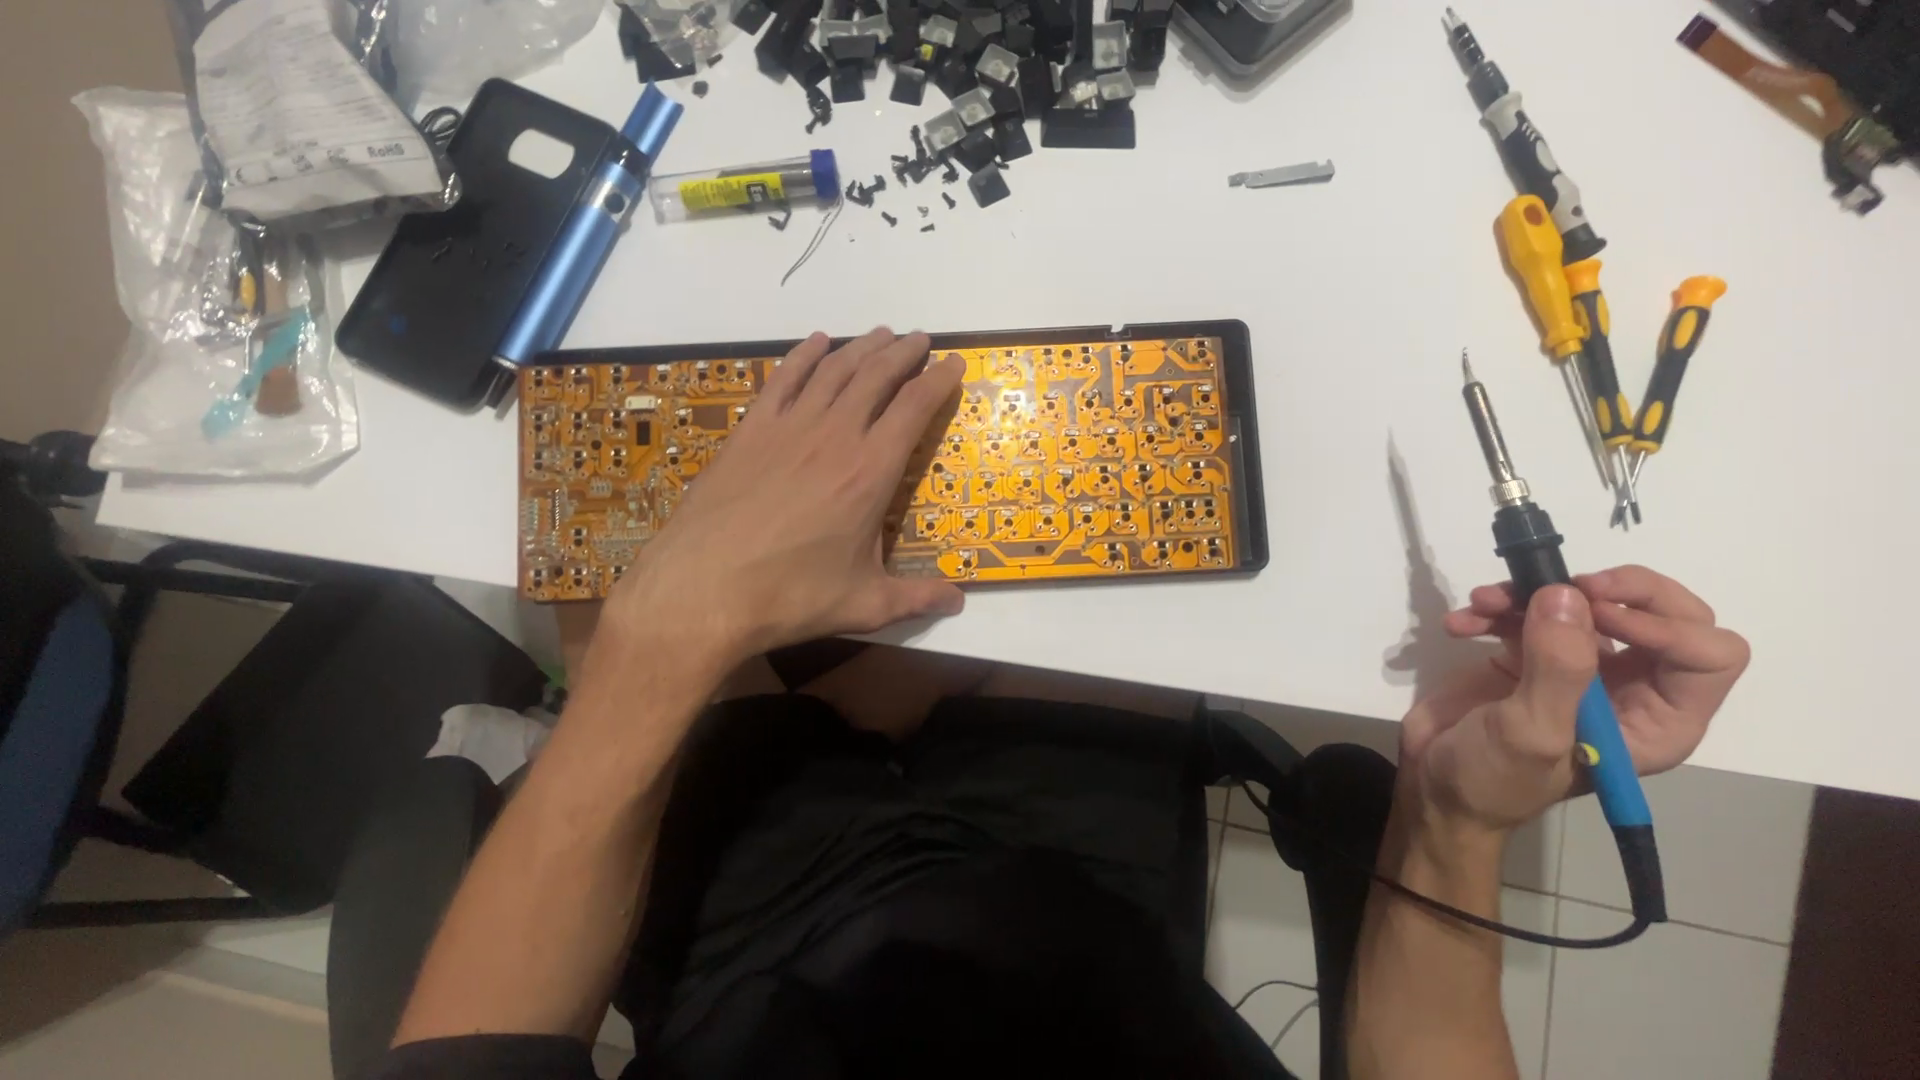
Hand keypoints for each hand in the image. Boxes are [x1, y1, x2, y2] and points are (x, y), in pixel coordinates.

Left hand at [601, 329, 965, 669]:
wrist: (703, 588)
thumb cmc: (790, 597)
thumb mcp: (864, 605)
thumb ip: (916, 599)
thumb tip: (958, 603)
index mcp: (870, 473)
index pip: (914, 408)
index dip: (939, 380)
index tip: (955, 363)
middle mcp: (834, 437)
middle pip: (876, 376)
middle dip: (904, 353)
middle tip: (921, 340)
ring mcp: (789, 428)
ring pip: (833, 370)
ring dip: (862, 347)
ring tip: (882, 335)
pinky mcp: (751, 432)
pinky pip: (784, 379)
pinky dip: (804, 355)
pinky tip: (816, 343)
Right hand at [1398, 566, 1749, 834]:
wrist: (1434, 789)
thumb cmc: (1494, 779)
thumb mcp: (1529, 733)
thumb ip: (1557, 669)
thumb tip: (1567, 597)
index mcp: (1656, 719)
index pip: (1708, 656)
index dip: (1664, 626)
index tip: (1595, 613)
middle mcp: (1630, 687)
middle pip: (1667, 614)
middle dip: (1616, 590)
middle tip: (1565, 583)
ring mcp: (1577, 667)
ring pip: (1590, 602)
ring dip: (1531, 593)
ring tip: (1484, 601)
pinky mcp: (1528, 654)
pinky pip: (1527, 611)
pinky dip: (1492, 608)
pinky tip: (1459, 625)